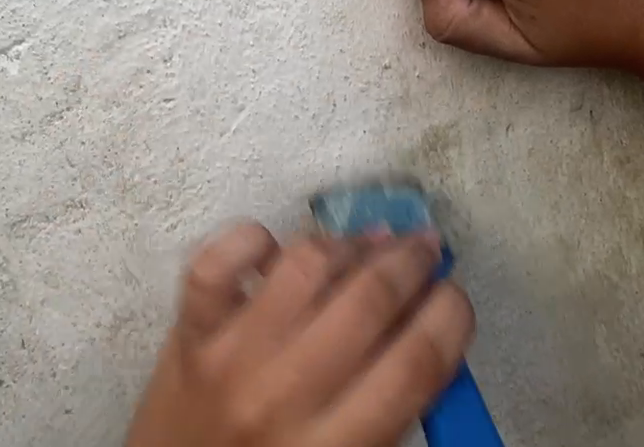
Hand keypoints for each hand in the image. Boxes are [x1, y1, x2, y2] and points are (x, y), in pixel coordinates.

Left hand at [125, 224, 472, 446]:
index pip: (414, 364)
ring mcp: (230, 355)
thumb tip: (423, 318)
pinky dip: (252, 238)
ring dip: (349, 243)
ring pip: (306, 265)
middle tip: (425, 247)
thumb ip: (387, 405)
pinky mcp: (188, 329)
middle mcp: (283, 397)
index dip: (450, 315)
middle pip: (368, 301)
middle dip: (411, 261)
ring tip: (369, 241)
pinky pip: (219, 260)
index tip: (454, 295)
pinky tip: (279, 247)